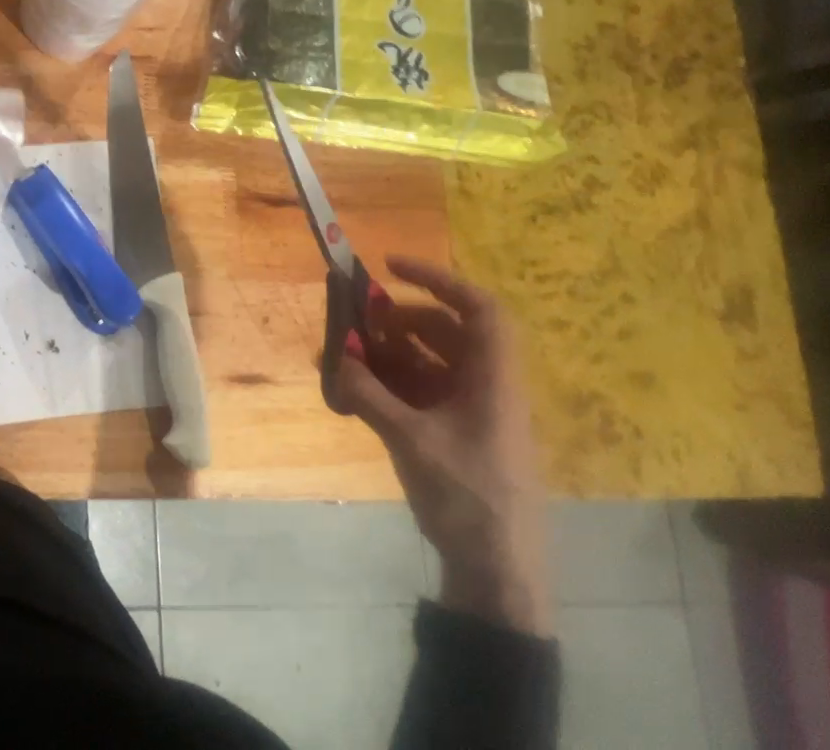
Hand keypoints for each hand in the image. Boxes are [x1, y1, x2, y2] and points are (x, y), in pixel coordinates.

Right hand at [333, 256, 551, 635]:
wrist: (496, 563)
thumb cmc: (466, 493)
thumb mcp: (409, 439)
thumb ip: (368, 394)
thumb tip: (333, 356)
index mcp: (494, 380)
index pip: (479, 309)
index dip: (439, 279)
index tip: (390, 267)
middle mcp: (486, 386)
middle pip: (448, 331)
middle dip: (400, 317)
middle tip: (354, 316)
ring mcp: (471, 411)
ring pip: (430, 361)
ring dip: (388, 350)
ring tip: (344, 351)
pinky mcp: (455, 434)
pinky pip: (420, 391)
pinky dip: (388, 382)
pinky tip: (353, 387)